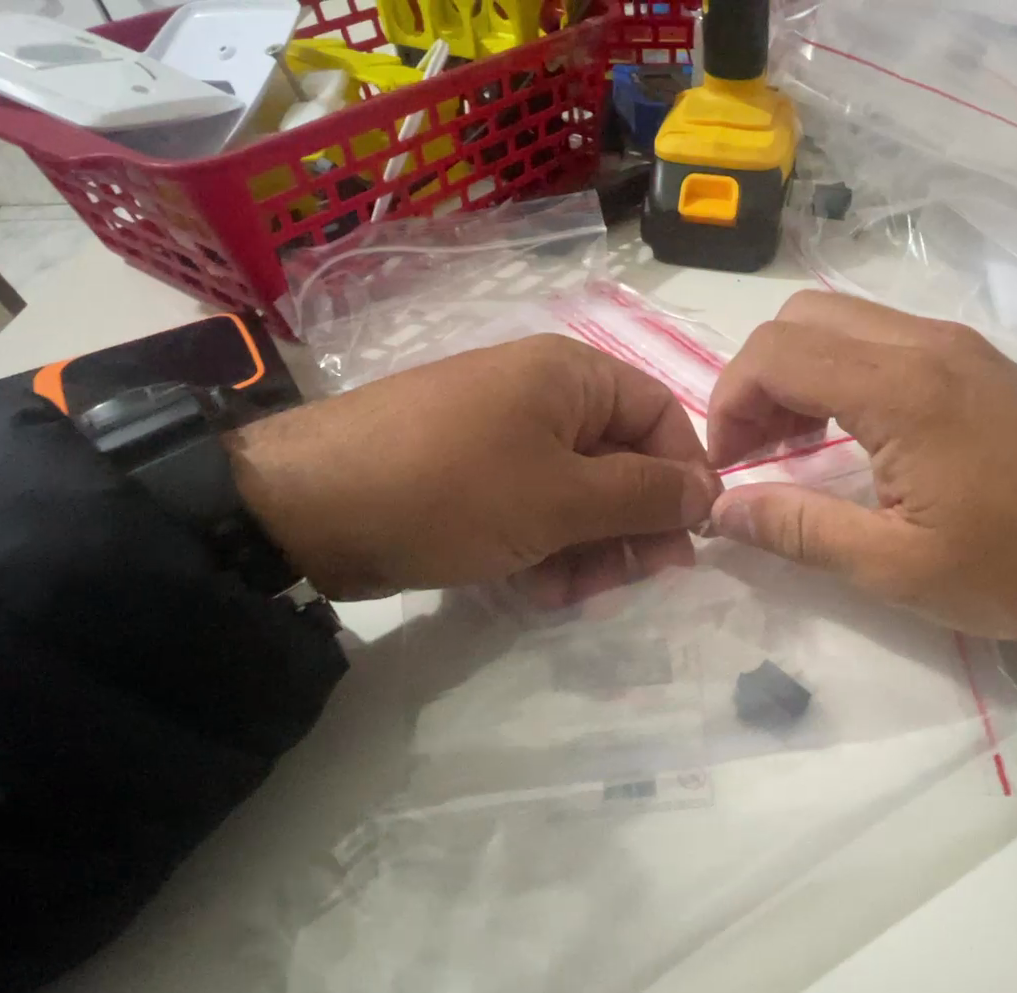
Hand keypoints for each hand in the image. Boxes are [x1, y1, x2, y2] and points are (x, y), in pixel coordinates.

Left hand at [227, 335, 720, 603]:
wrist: (308, 508)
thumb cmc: (454, 489)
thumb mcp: (562, 498)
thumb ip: (645, 496)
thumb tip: (708, 492)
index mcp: (571, 377)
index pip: (661, 415)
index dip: (684, 476)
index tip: (689, 539)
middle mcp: (542, 397)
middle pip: (621, 461)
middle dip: (631, 526)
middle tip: (629, 581)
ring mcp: (502, 438)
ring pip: (578, 495)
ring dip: (588, 549)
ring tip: (568, 592)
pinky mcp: (471, 477)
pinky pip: (533, 509)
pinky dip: (544, 549)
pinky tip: (533, 587)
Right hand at [707, 292, 1016, 645]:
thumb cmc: (1015, 569)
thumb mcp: (894, 568)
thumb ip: (797, 529)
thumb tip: (720, 509)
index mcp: (901, 390)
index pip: (775, 354)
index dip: (728, 403)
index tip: (728, 466)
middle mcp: (924, 343)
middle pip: (800, 319)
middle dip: (757, 380)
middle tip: (757, 454)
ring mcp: (955, 343)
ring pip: (840, 321)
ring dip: (798, 373)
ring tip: (793, 447)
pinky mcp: (974, 358)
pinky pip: (880, 338)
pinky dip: (840, 372)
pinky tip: (849, 435)